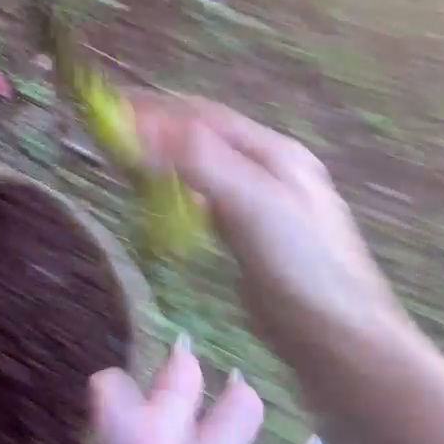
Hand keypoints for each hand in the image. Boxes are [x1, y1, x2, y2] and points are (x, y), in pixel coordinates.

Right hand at [130, 94, 414, 361]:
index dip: (153, 107)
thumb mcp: (251, 201)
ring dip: (157, 155)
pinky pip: (198, 195)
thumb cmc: (300, 264)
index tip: (106, 107)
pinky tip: (152, 196)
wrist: (338, 337)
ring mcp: (257, 200)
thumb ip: (198, 160)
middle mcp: (266, 167)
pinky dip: (168, 186)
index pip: (202, 114)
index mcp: (273, 151)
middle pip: (199, 134)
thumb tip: (138, 127)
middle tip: (105, 130)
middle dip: (152, 126)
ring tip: (120, 157)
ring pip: (196, 164)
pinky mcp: (246, 232)